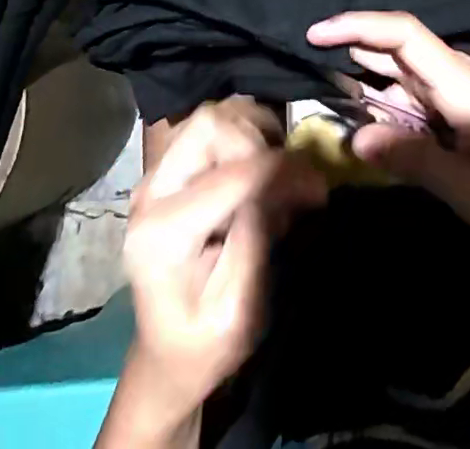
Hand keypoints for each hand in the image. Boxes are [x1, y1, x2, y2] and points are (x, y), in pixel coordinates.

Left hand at [109, 100, 326, 443]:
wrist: (168, 353)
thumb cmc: (206, 343)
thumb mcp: (240, 310)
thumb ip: (257, 240)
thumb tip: (287, 183)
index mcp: (163, 234)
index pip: (236, 174)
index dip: (287, 172)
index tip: (319, 190)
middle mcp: (150, 192)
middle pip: (212, 124)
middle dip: (263, 141)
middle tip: (289, 176)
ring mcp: (155, 176)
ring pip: (213, 116)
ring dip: (255, 133)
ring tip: (275, 171)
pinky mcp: (169, 169)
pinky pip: (212, 127)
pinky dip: (245, 133)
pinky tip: (259, 167)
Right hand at [306, 11, 469, 249]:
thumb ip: (414, 161)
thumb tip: (354, 139)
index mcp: (457, 82)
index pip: (402, 33)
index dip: (358, 25)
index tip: (315, 34)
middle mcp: (452, 78)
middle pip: (395, 45)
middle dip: (349, 44)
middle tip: (302, 60)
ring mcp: (453, 95)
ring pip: (398, 71)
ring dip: (361, 72)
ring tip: (318, 82)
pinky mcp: (453, 114)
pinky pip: (407, 97)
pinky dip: (378, 99)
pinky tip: (358, 116)